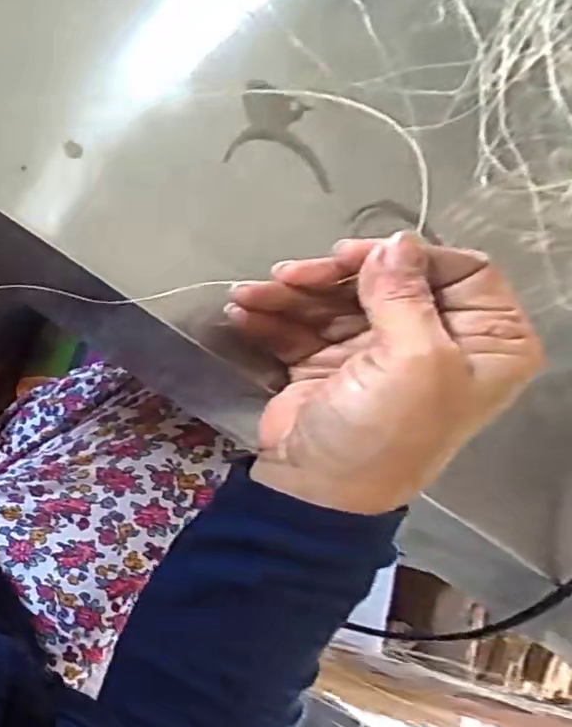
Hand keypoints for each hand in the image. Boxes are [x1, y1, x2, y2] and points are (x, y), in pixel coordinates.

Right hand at [226, 231, 543, 513]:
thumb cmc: (385, 427)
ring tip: (246, 294)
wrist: (318, 481)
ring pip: (330, 305)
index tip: (346, 254)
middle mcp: (431, 340)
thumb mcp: (411, 360)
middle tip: (283, 274)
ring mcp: (370, 353)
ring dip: (285, 296)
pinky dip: (267, 319)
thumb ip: (403, 299)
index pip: (457, 274)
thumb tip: (393, 245)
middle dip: (329, 277)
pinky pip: (294, 330)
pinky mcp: (320, 365)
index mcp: (483, 338)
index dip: (403, 258)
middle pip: (382, 285)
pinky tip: (242, 314)